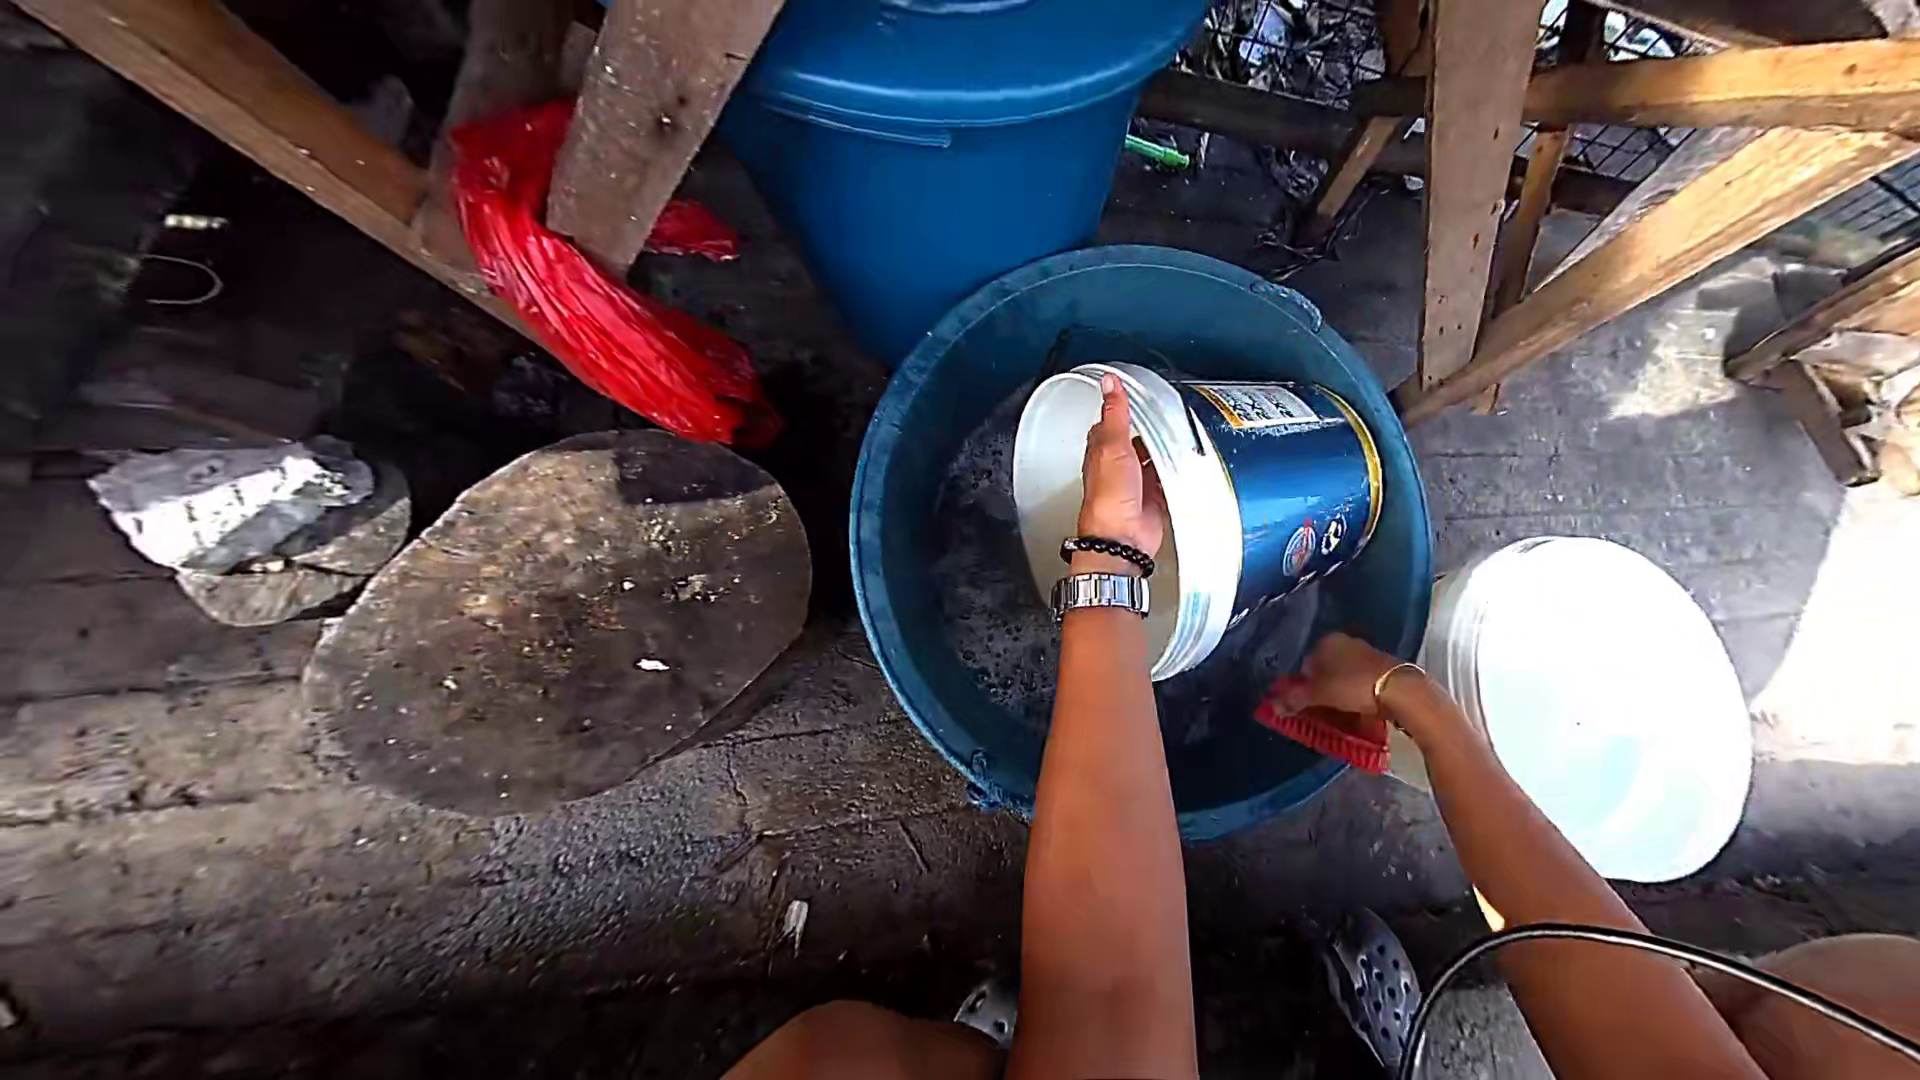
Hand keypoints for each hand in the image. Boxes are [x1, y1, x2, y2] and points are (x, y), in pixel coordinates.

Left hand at [1078, 374, 1167, 557]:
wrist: (1123, 536)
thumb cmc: (1110, 498)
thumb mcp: (1113, 446)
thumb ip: (1115, 414)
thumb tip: (1109, 383)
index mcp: (1102, 452)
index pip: (1110, 423)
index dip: (1120, 408)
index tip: (1132, 393)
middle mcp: (1118, 467)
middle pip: (1134, 441)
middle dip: (1148, 429)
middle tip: (1163, 413)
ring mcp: (1136, 483)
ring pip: (1152, 459)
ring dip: (1164, 450)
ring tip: (1179, 436)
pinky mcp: (1153, 498)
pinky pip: (1166, 480)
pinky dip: (1175, 472)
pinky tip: (1183, 465)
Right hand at [1274, 633, 1476, 748]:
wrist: (1404, 693)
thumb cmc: (1352, 686)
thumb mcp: (1317, 695)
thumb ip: (1293, 699)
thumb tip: (1272, 706)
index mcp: (1328, 641)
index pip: (1306, 661)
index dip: (1302, 682)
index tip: (1303, 700)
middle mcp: (1348, 642)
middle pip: (1327, 668)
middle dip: (1322, 687)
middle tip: (1319, 708)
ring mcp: (1371, 655)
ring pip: (1346, 675)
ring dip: (1341, 692)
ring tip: (1340, 713)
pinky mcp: (1388, 670)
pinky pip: (1365, 683)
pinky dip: (1359, 695)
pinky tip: (1360, 711)